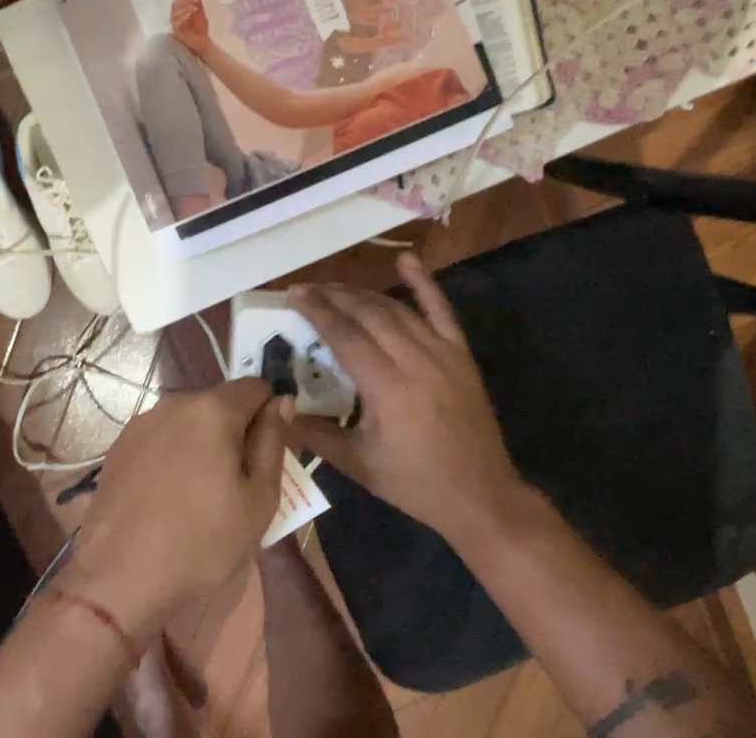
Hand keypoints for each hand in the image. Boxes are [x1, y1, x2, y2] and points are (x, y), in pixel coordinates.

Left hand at [60, 380, 292, 633]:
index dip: (270, 411)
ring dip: (203, 442)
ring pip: (189, 421)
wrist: (118, 577)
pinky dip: (173, 455)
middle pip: (220, 403)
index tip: (269, 450)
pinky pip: (161, 438)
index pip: (255, 386)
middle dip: (236, 430)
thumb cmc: (201, 542)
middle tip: (239, 481)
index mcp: (212, 410)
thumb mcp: (258, 500)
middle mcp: (174, 403)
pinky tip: (169, 495)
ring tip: (201, 492)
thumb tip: (282, 402)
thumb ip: (273, 442)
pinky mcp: (119, 446)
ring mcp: (141, 423)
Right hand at [170, 0, 211, 56]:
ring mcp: (175, 24)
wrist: (203, 42)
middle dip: (186, 0)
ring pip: (174, 13)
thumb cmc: (201, 29)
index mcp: (180, 10)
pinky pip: (176, 24)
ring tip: (195, 8)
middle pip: (175, 4)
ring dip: (184, 8)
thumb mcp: (201, 14)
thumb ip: (198, 4)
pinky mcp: (176, 32)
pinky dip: (182, 19)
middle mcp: (175, 16)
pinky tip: (189, 16)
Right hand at [287, 254, 526, 541]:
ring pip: (397, 310)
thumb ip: (314, 434)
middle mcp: (414, 361)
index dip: (318, 312)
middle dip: (334, 297)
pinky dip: (423, 283)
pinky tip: (406, 260)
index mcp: (387, 389)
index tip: (294, 295)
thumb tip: (276, 409)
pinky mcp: (460, 355)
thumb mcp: (357, 464)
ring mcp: (442, 354)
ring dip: (364, 294)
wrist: (479, 495)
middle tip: (307, 290)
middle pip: (368, 314)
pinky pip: (441, 311)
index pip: (345, 336)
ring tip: (335, 288)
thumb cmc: (414, 484)